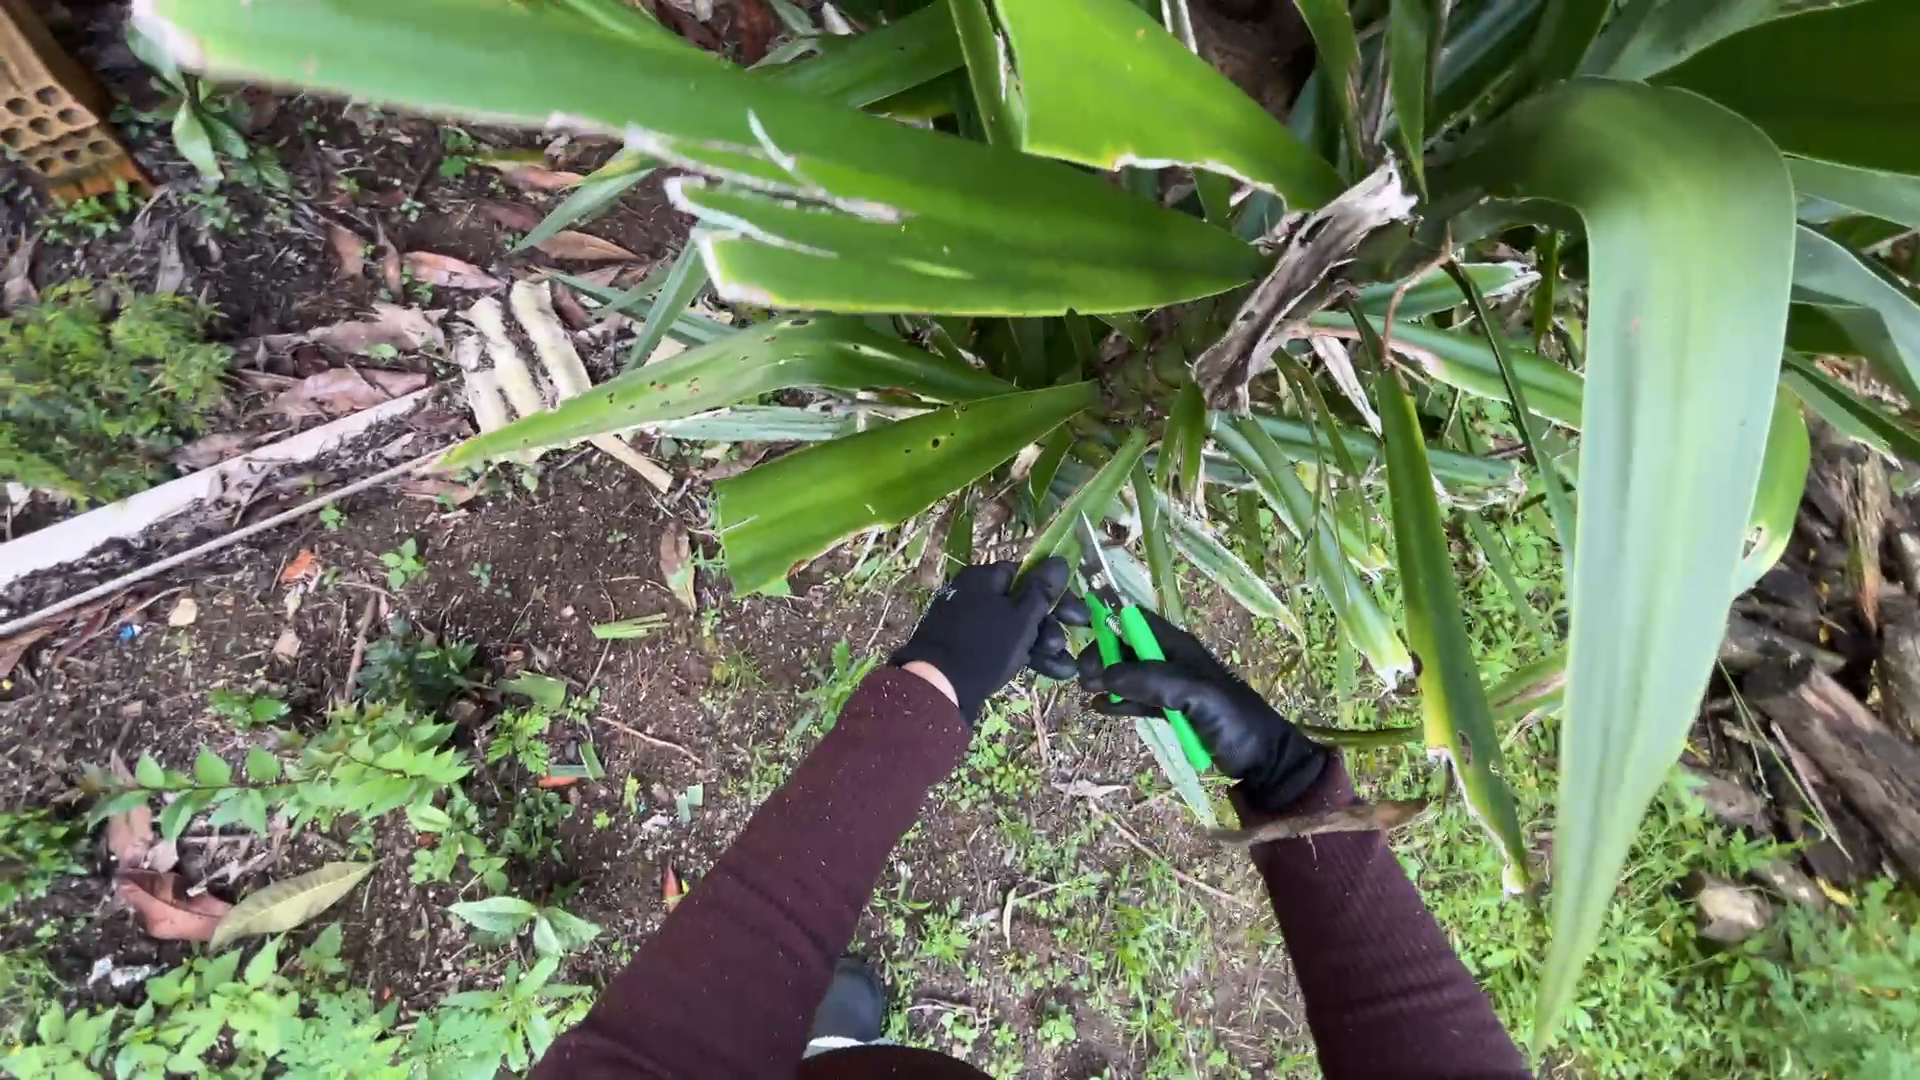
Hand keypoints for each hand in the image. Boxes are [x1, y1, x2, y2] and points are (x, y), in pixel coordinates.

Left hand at [893, 558, 1082, 722]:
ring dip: (1044, 645)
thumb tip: (1060, 560)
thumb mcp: (1020, 618)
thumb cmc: (983, 646)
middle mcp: (975, 595)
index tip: (1075, 614)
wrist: (936, 688)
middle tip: (1066, 641)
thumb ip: (1042, 589)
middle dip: (1050, 625)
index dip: (1054, 593)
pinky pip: (1003, 645)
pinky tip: (1053, 672)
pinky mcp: (968, 649)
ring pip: (1016, 628)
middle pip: (1023, 603)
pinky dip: (1026, 656)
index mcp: (984, 578)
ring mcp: (970, 623)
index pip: (1026, 574)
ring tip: (1064, 667)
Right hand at [1077, 609, 1326, 812]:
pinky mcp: (1171, 711)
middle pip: (1126, 647)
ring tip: (1087, 691)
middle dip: (1102, 656)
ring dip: (1106, 679)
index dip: (1108, 624)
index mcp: (1179, 647)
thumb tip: (1106, 674)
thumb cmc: (1233, 720)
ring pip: (1128, 674)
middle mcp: (1171, 661)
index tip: (1085, 641)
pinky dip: (1118, 701)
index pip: (1136, 622)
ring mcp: (1171, 687)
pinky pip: (1137, 700)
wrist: (1263, 760)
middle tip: (1084, 678)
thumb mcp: (1194, 695)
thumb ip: (1152, 680)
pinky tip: (1100, 708)